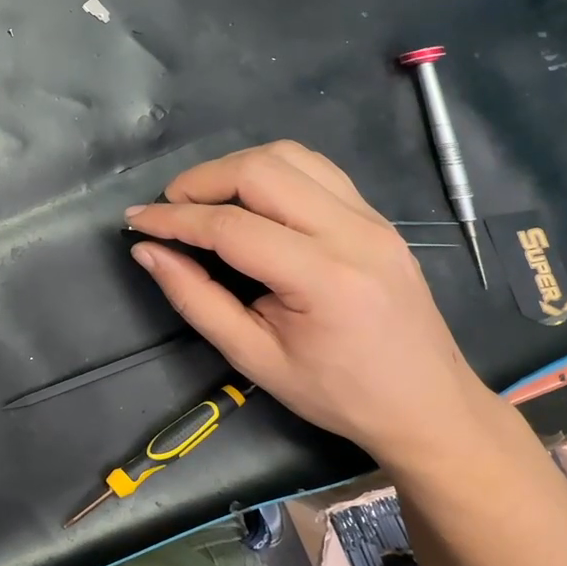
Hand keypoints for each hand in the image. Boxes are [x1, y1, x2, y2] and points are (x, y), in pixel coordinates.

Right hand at [125, 141, 503, 466]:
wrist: (432, 408)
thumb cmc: (338, 393)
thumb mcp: (253, 357)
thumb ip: (194, 298)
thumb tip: (146, 251)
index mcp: (325, 280)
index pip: (231, 226)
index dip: (172, 219)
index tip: (134, 222)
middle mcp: (354, 235)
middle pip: (260, 170)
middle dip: (200, 181)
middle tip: (169, 210)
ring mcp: (372, 220)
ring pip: (288, 157)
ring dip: (234, 168)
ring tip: (205, 202)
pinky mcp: (377, 217)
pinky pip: (314, 168)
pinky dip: (268, 171)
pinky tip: (248, 201)